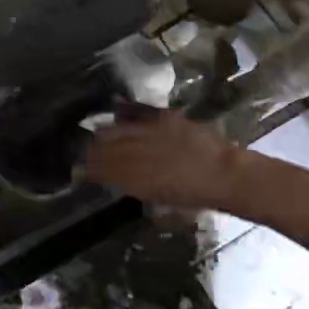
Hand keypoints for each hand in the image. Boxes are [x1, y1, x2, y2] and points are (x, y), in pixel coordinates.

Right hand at [82, 108, 245, 210]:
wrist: (227, 176)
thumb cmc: (198, 197)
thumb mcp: (164, 201)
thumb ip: (140, 189)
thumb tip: (122, 181)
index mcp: (140, 180)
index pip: (107, 172)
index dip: (92, 170)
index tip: (80, 169)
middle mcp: (142, 156)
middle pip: (110, 150)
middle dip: (94, 150)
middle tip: (82, 150)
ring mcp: (154, 135)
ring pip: (121, 131)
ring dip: (106, 133)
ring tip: (96, 133)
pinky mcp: (168, 120)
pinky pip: (141, 114)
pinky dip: (127, 112)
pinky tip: (116, 108)